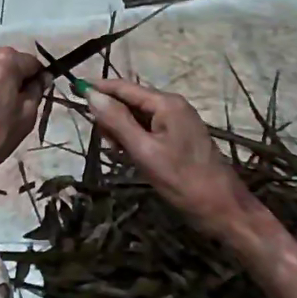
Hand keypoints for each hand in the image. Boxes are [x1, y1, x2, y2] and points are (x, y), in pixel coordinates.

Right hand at [84, 78, 252, 236]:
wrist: (223, 209)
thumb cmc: (182, 181)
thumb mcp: (144, 151)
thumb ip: (117, 122)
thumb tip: (91, 94)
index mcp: (166, 103)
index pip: (124, 87)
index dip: (98, 88)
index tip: (73, 89)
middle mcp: (172, 106)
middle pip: (130, 101)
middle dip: (111, 115)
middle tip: (102, 140)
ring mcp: (178, 122)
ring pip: (138, 117)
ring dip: (121, 130)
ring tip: (116, 151)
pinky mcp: (179, 138)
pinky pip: (148, 129)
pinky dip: (134, 139)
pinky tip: (128, 154)